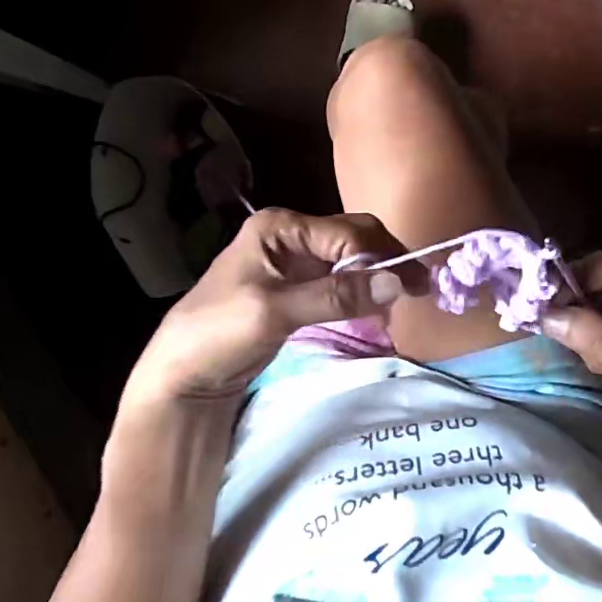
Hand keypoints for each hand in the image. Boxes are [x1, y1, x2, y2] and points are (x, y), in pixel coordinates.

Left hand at [127, 208, 424, 401]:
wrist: (182, 374)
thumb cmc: (218, 332)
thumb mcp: (276, 311)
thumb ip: (336, 295)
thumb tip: (396, 282)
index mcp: (279, 227)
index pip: (346, 233)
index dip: (383, 257)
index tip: (417, 285)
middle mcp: (289, 236)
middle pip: (352, 239)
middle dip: (385, 262)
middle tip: (419, 291)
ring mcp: (293, 263)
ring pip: (349, 260)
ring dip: (376, 279)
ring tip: (403, 303)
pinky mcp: (296, 289)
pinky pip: (339, 283)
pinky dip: (360, 294)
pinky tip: (377, 310)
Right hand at [540, 252, 601, 473]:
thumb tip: (549, 315)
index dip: (572, 278)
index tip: (537, 300)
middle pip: (592, 279)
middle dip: (568, 302)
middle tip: (539, 320)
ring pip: (583, 302)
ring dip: (574, 327)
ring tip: (598, 362)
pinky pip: (584, 324)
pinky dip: (580, 342)